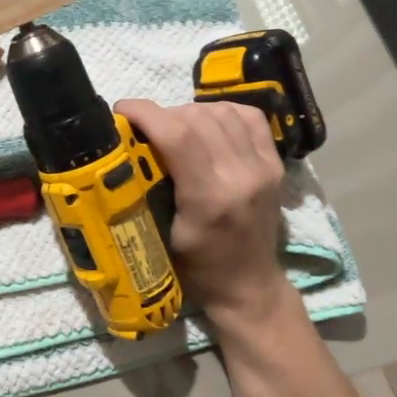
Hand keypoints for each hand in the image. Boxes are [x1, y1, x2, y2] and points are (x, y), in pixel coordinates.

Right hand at [116, 99, 290, 321]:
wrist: (248, 285)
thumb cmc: (196, 267)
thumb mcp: (160, 232)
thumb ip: (147, 189)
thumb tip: (122, 149)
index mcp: (209, 198)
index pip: (177, 135)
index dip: (145, 113)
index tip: (121, 111)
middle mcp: (241, 176)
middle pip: (197, 117)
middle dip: (163, 114)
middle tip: (144, 130)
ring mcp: (263, 167)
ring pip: (222, 112)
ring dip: (190, 112)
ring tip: (173, 128)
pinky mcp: (275, 164)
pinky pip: (249, 117)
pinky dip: (222, 112)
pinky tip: (206, 125)